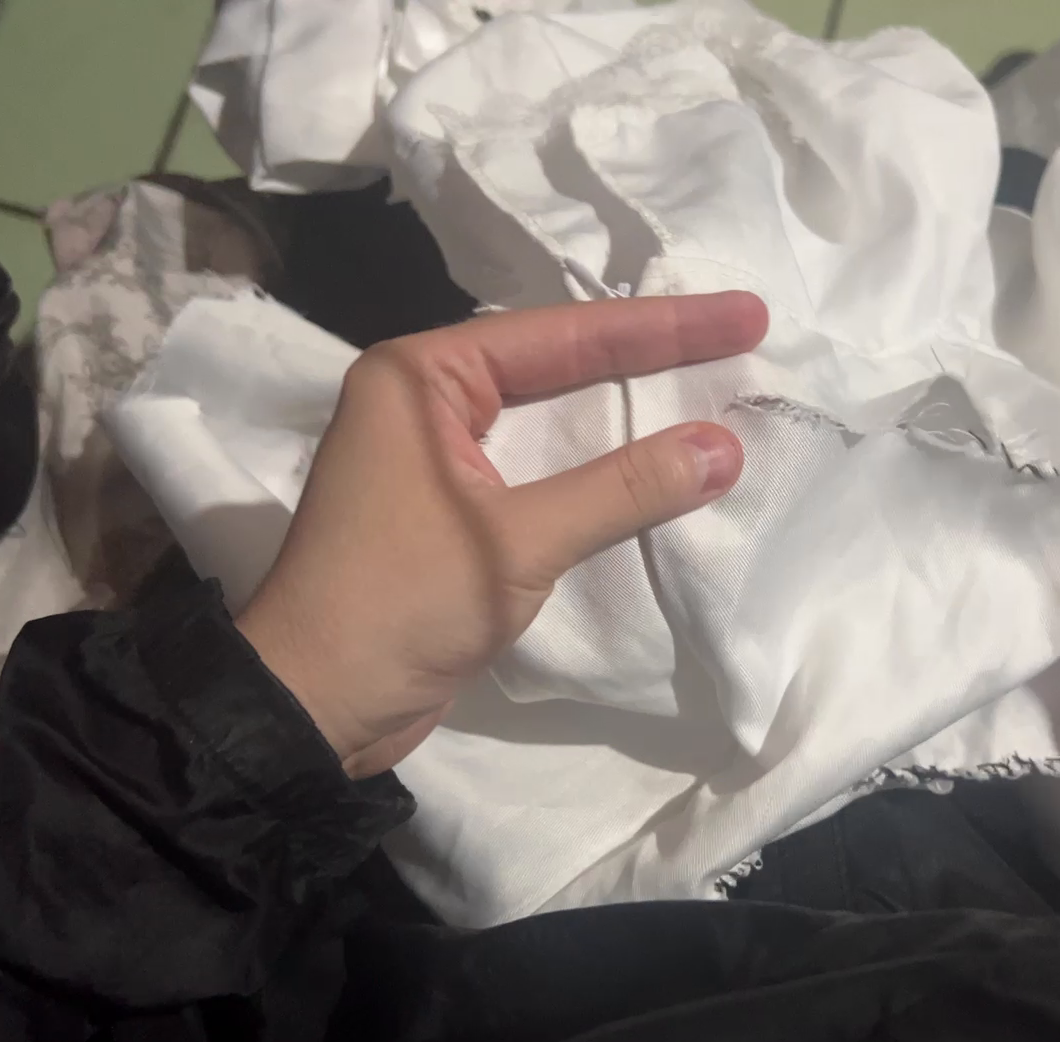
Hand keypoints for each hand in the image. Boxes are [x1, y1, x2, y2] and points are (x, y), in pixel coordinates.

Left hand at [234, 293, 767, 777]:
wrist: (316, 707)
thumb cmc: (398, 606)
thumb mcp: (514, 542)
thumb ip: (621, 492)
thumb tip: (723, 448)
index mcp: (423, 379)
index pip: (562, 337)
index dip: (662, 328)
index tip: (743, 316)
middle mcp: (430, 403)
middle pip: (560, 366)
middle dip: (650, 356)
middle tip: (738, 335)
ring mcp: (443, 458)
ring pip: (554, 420)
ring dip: (628, 411)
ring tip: (710, 384)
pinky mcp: (458, 510)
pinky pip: (544, 470)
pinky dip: (600, 469)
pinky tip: (652, 461)